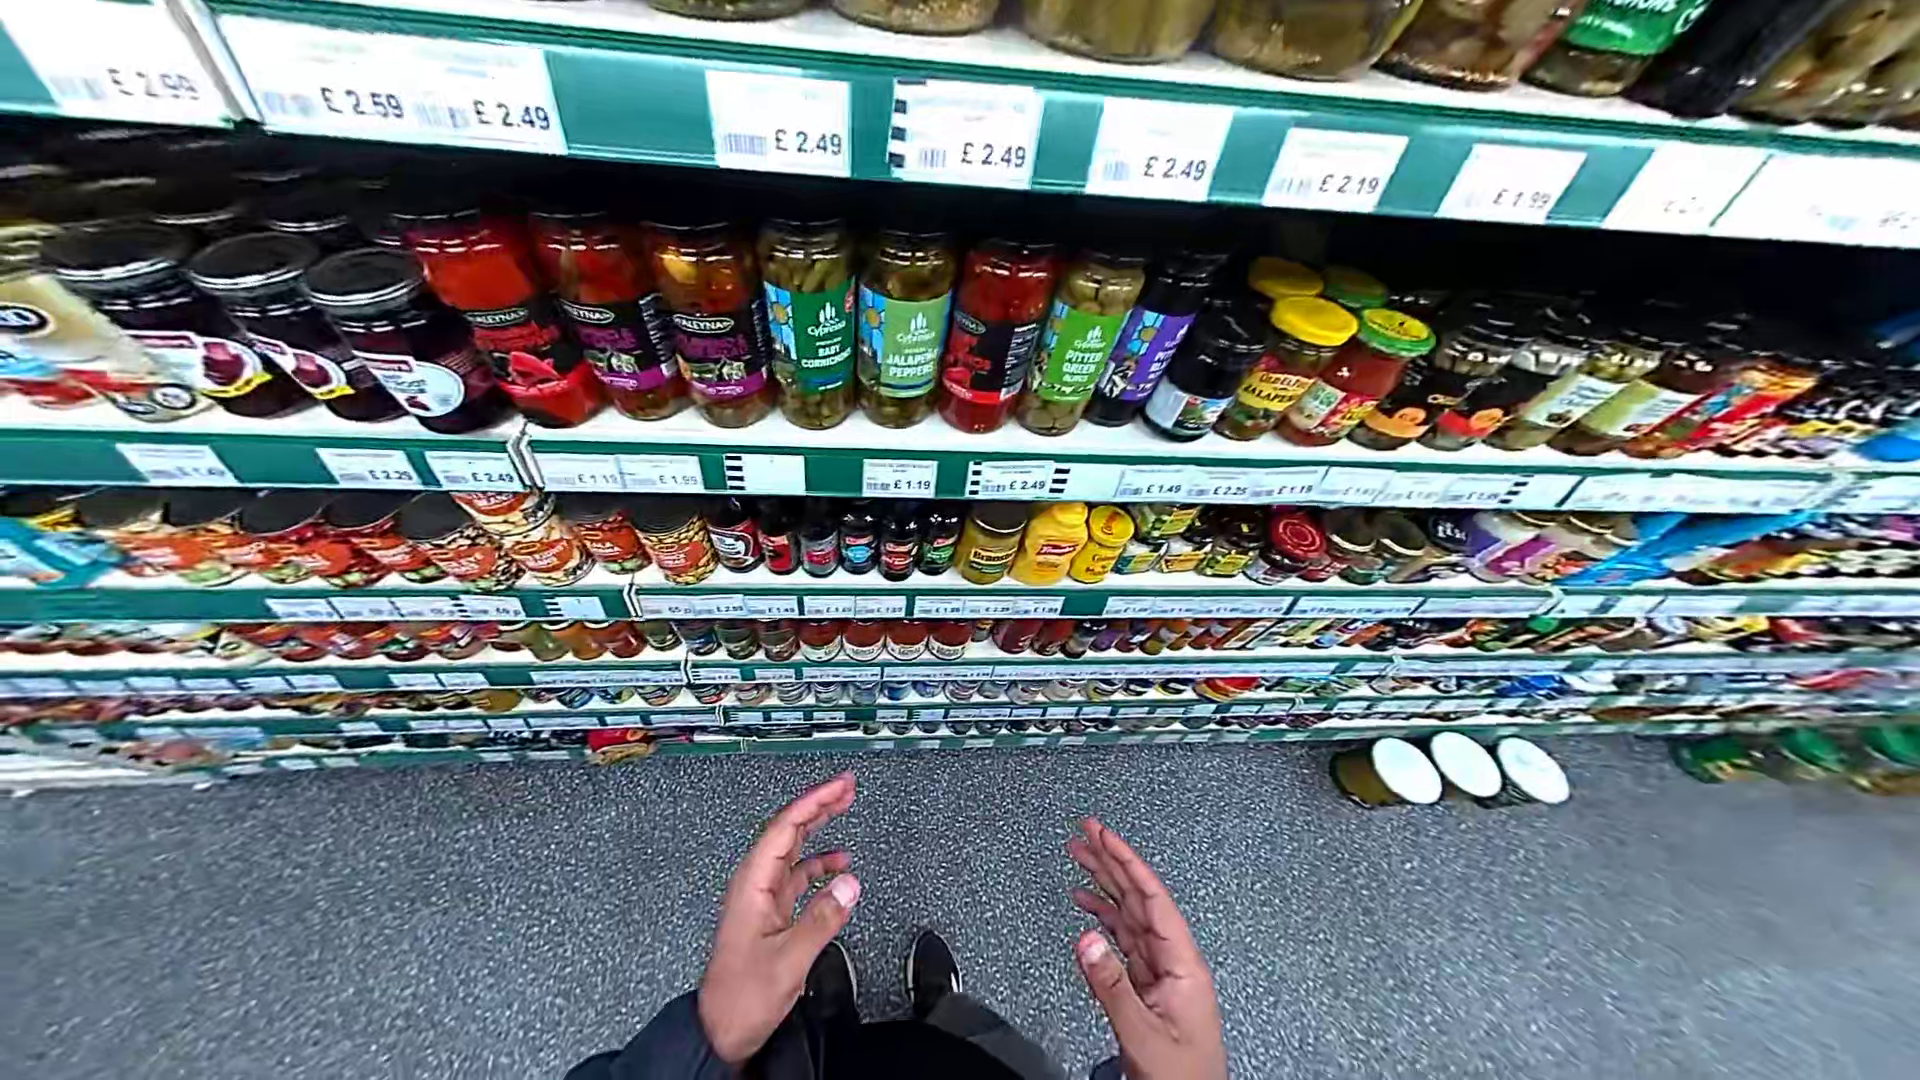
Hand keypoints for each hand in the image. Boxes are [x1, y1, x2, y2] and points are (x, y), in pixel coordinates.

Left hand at [698, 772, 860, 1066]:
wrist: (720, 1031)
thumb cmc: (741, 997)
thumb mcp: (787, 959)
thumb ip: (821, 919)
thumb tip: (849, 882)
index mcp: (754, 883)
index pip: (786, 825)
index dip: (814, 799)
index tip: (839, 785)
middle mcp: (756, 882)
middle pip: (789, 827)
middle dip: (819, 802)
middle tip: (846, 786)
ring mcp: (764, 895)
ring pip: (794, 846)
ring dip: (820, 825)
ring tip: (844, 808)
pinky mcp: (772, 909)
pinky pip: (798, 872)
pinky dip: (820, 861)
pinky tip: (838, 863)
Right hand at [1067, 818, 1227, 1079]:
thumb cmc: (1183, 1079)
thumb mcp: (1143, 1033)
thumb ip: (1112, 985)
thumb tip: (1085, 937)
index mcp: (1182, 962)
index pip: (1152, 896)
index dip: (1128, 860)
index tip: (1105, 835)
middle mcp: (1172, 958)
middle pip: (1138, 896)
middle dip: (1111, 859)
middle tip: (1086, 830)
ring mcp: (1158, 968)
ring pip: (1127, 910)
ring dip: (1103, 880)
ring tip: (1078, 854)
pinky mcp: (1145, 981)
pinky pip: (1120, 934)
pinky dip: (1100, 913)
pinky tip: (1085, 900)